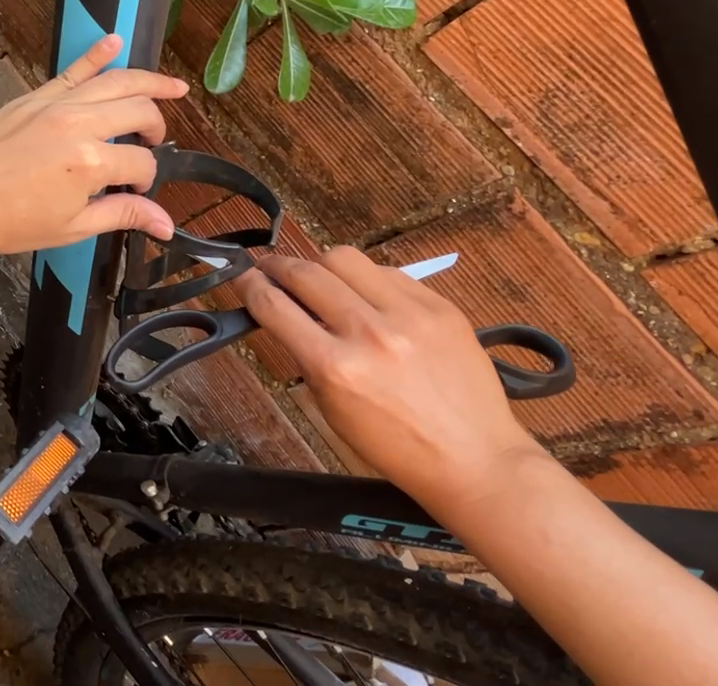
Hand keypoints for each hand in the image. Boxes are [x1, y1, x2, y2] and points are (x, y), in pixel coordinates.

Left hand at [0, 34, 187, 258]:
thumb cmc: (7, 221)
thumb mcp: (70, 227)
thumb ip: (121, 215)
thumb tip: (164, 223)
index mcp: (90, 162)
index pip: (141, 163)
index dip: (145, 180)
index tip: (135, 192)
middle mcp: (78, 124)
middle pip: (138, 111)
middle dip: (155, 128)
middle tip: (154, 142)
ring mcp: (53, 106)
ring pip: (114, 82)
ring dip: (148, 82)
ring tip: (172, 87)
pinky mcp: (32, 98)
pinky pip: (71, 70)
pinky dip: (95, 54)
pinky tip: (115, 41)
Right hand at [237, 248, 547, 510]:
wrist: (476, 460)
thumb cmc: (392, 443)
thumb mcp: (329, 403)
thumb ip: (304, 352)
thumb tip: (283, 309)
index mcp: (334, 366)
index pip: (273, 304)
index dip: (248, 284)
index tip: (241, 276)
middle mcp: (369, 334)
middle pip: (304, 272)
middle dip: (276, 266)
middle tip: (269, 269)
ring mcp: (409, 316)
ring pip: (343, 257)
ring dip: (320, 265)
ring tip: (320, 280)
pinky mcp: (441, 308)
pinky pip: (388, 272)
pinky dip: (365, 279)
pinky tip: (366, 296)